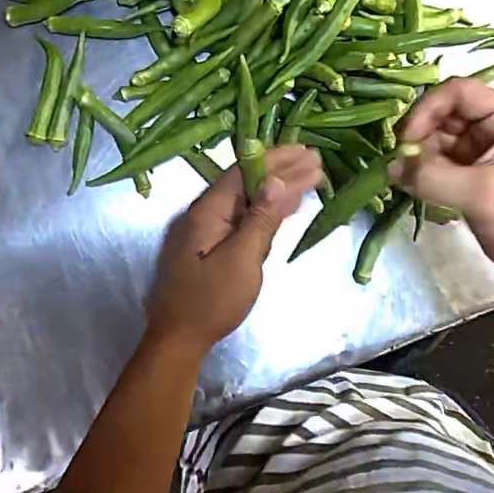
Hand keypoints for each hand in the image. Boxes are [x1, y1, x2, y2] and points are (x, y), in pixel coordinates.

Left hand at [145, 146, 322, 351]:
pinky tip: (287, 205)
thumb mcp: (242, 259)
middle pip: (247, 182)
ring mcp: (209, 230)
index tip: (306, 154)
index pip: (246, 173)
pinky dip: (268, 209)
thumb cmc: (211, 301)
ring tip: (308, 175)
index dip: (277, 160)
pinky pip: (245, 218)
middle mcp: (206, 213)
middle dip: (282, 170)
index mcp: (207, 211)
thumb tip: (278, 182)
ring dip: (279, 188)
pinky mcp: (214, 246)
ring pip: (248, 200)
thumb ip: (261, 219)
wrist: (180, 339)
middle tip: (314, 158)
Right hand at [388, 77, 493, 276]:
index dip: (428, 109)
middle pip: (443, 112)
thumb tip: (391, 168)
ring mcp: (481, 147)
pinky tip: (413, 186)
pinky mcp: (469, 170)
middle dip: (420, 135)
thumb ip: (434, 177)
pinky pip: (437, 159)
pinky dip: (422, 170)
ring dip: (418, 155)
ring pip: (436, 136)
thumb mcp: (482, 193)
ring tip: (408, 180)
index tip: (407, 141)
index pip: (458, 92)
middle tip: (402, 164)